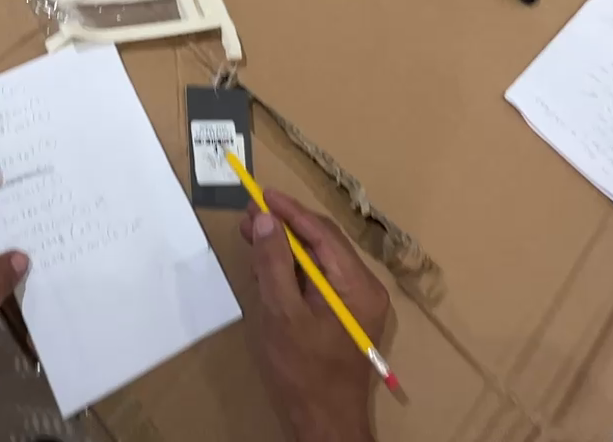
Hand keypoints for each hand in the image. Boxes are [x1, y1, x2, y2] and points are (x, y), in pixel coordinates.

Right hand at [240, 187, 388, 441]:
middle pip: (322, 241)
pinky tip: (266, 264)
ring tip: (251, 233)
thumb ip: (273, 262)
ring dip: (284, 245)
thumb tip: (264, 218)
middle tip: (249, 214)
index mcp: (357, 286)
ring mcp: (355, 303)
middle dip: (284, 225)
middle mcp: (363, 289)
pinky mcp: (342, 315)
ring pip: (317, 258)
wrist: (324, 426)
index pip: (322, 233)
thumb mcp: (282, 312)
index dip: (289, 210)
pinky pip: (316, 278)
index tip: (260, 194)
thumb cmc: (304, 372)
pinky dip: (291, 267)